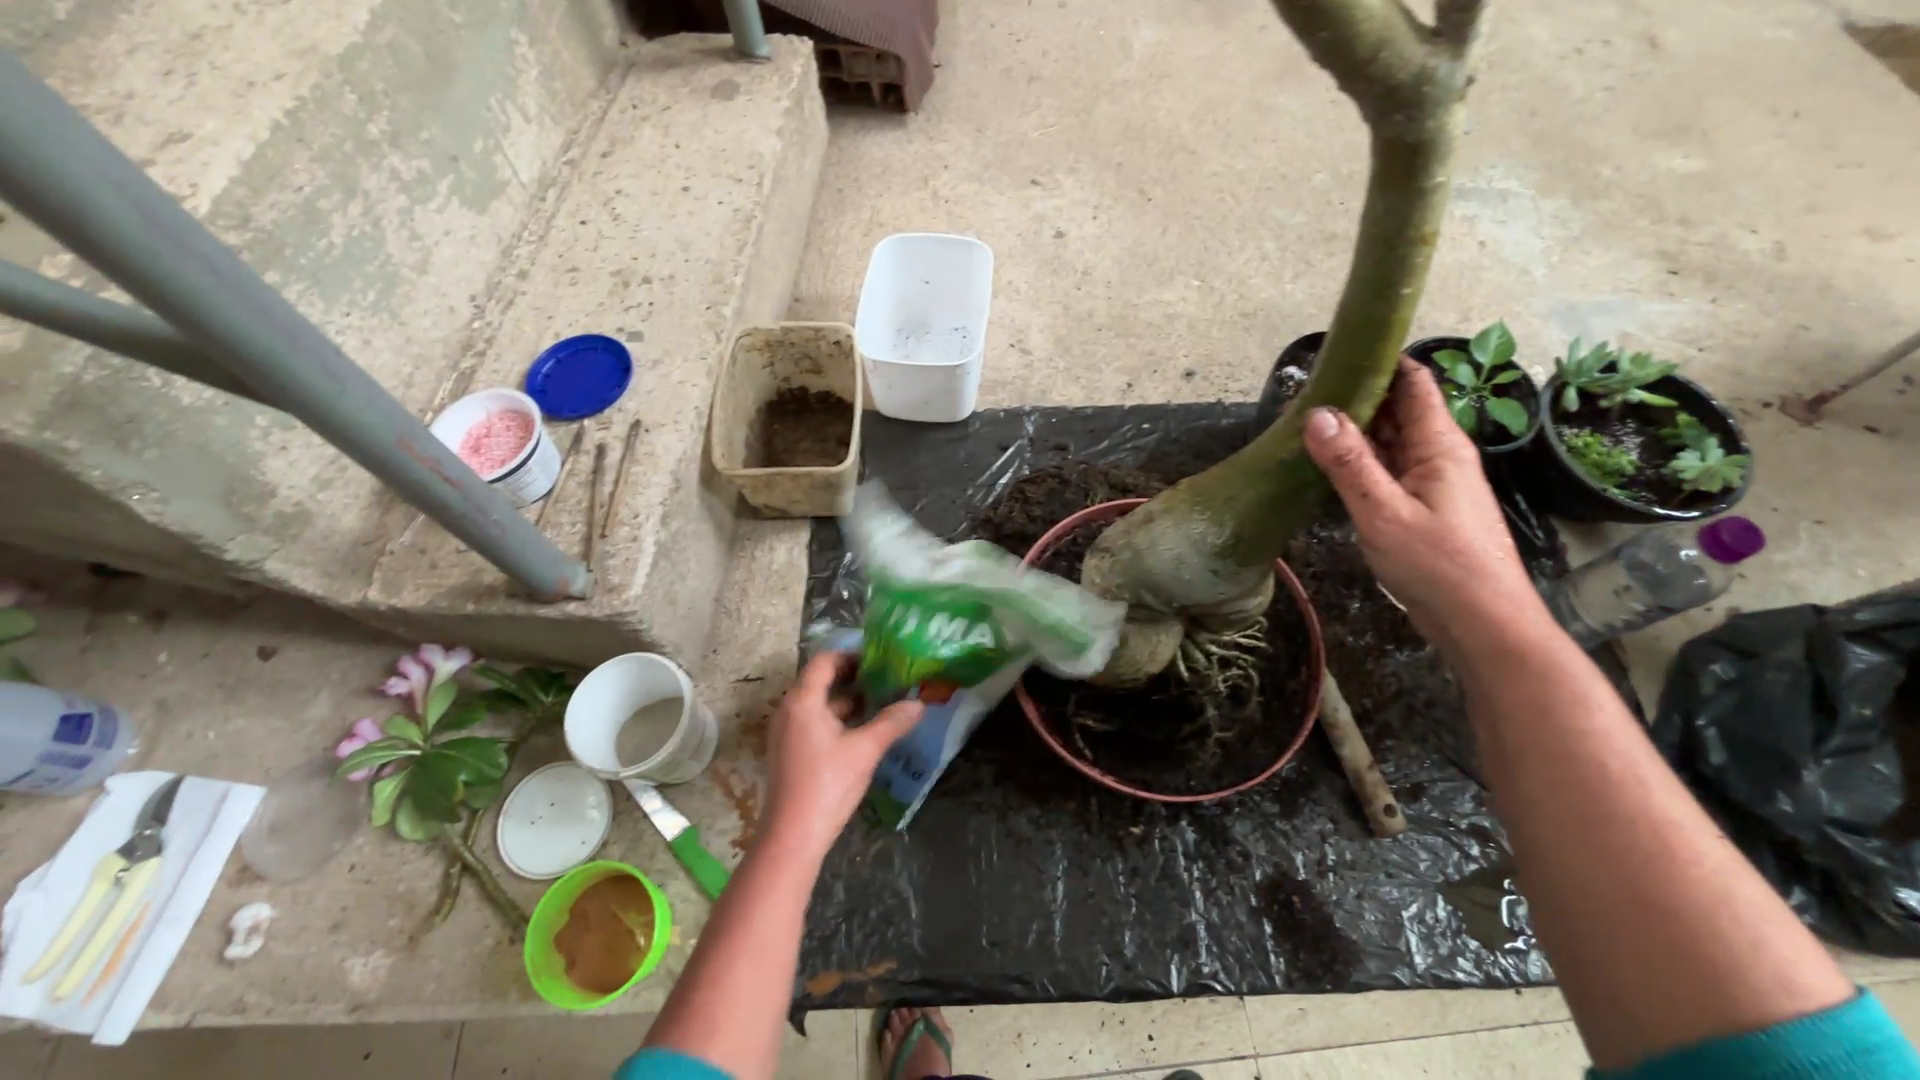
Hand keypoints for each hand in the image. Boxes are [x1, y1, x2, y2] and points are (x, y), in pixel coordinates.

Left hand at [762, 651, 922, 857]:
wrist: (792, 835)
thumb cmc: (827, 784)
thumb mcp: (865, 750)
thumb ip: (892, 722)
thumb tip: (918, 704)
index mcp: (803, 701)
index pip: (825, 661)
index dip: (853, 656)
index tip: (881, 663)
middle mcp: (789, 710)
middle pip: (821, 681)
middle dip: (854, 680)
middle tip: (887, 683)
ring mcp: (786, 732)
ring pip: (819, 704)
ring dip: (848, 702)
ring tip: (882, 706)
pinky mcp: (789, 752)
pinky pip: (814, 723)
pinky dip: (838, 720)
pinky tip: (863, 733)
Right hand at [1302, 358, 1545, 647]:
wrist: (1481, 622)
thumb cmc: (1438, 564)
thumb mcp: (1383, 512)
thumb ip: (1349, 463)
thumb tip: (1316, 413)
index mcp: (1438, 444)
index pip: (1412, 383)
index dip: (1379, 362)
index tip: (1334, 355)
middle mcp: (1437, 455)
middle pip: (1395, 411)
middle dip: (1354, 398)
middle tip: (1300, 395)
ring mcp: (1430, 483)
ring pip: (1388, 444)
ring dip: (1353, 434)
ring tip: (1302, 427)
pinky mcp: (1421, 509)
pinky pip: (1386, 473)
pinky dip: (1358, 465)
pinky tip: (1325, 470)